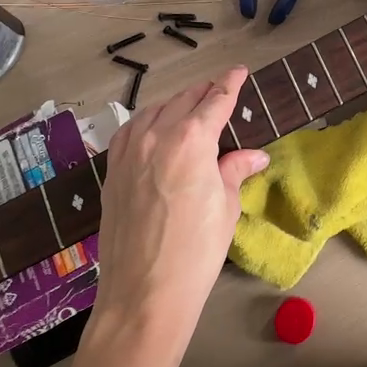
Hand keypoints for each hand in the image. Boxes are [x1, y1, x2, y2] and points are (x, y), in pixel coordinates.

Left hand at [91, 66, 269, 330]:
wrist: (144, 295)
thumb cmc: (196, 251)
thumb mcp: (226, 207)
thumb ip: (235, 171)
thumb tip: (254, 156)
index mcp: (192, 140)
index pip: (215, 101)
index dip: (229, 84)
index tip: (238, 72)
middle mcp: (158, 136)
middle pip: (184, 101)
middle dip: (204, 92)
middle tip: (219, 90)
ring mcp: (129, 153)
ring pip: (154, 111)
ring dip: (175, 103)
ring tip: (189, 106)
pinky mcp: (112, 173)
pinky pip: (129, 132)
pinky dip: (146, 122)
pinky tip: (153, 128)